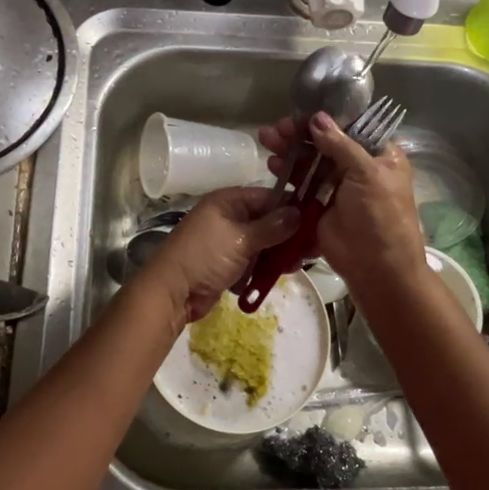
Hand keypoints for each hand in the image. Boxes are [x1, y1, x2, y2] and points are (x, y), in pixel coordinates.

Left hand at [147, 187, 300, 321]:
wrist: (171, 293)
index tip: (317, 220)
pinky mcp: (227, 263)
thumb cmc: (204, 257)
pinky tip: (278, 276)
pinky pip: (253, 261)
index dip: (292, 207)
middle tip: (310, 249)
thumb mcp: (241, 239)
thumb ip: (272, 227)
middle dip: (288, 235)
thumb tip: (299, 213)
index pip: (268, 196)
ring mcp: (227, 240)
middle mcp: (229, 216)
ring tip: (295, 266)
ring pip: (263, 243)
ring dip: (277, 254)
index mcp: (228, 201)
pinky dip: (263, 268)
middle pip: (268, 221)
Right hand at [257, 112, 426, 287]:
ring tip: (268, 140)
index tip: (301, 112)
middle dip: (301, 133)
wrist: (377, 268)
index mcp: (380, 156)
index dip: (327, 118)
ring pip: (311, 160)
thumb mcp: (367, 174)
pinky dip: (288, 172)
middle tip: (277, 127)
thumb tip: (317, 117)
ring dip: (290, 150)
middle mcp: (359, 167)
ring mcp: (338, 187)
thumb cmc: (381, 216)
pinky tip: (273, 164)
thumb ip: (340, 144)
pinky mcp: (320, 205)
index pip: (351, 127)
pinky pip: (302, 183)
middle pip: (326, 142)